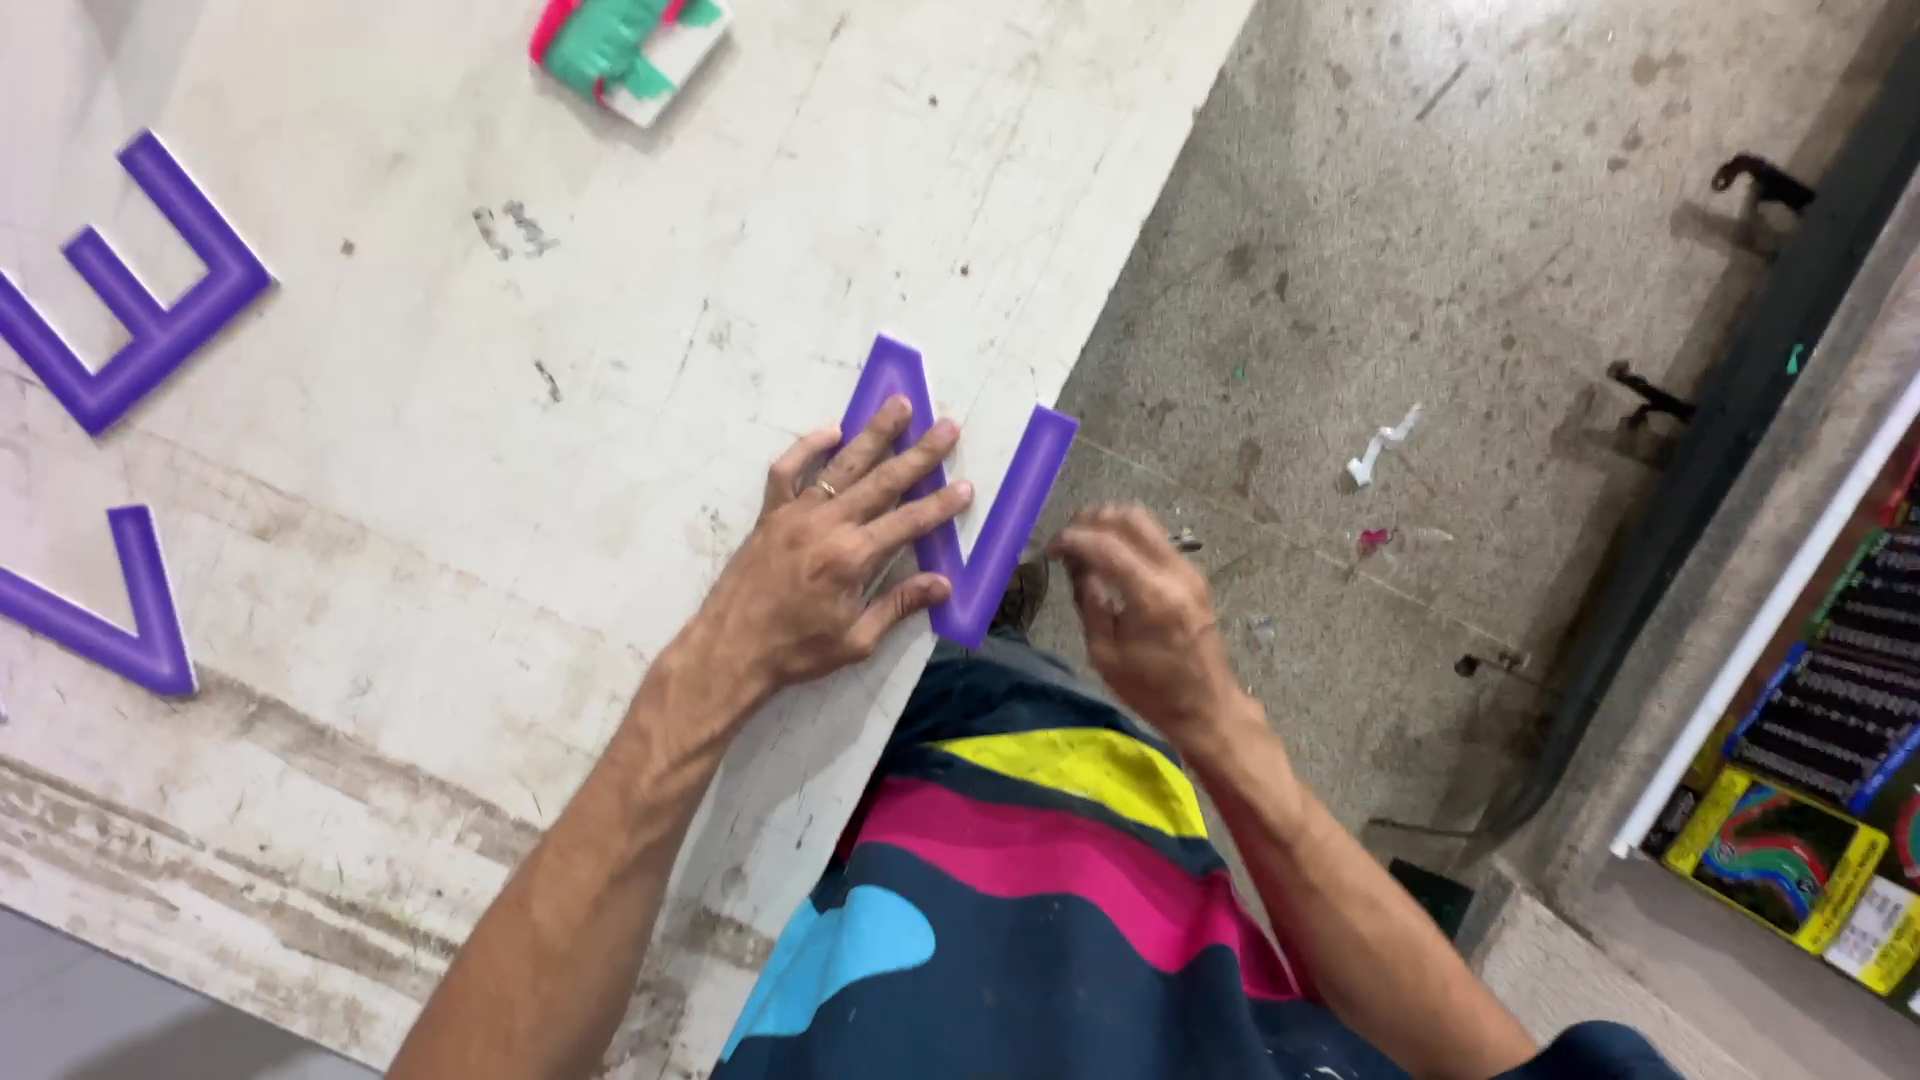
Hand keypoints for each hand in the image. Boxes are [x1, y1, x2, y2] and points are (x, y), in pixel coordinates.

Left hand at [671, 396, 972, 712]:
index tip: (966, 485)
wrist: (728, 651)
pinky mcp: (770, 515)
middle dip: (920, 454)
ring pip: (843, 466)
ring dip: (874, 434)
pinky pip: (788, 471)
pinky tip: (831, 431)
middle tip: (947, 426)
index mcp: (851, 558)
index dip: (941, 505)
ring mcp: (795, 514)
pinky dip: (808, 448)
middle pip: (883, 482)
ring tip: (899, 406)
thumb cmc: (796, 652)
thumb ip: (898, 605)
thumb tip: (943, 584)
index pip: (909, 522)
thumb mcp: (855, 641)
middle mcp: (826, 526)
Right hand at [1046, 503, 1251, 738]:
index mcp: (1150, 596)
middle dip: (1091, 520)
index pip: (1104, 545)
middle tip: (1066, 539)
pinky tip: (1108, 556)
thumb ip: (1088, 601)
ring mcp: (1188, 571)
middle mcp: (1174, 573)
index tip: (1049, 550)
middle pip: (1129, 518)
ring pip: (1145, 522)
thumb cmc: (1151, 690)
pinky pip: (1155, 539)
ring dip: (1110, 524)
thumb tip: (1075, 564)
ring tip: (1084, 542)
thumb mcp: (1104, 653)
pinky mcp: (1192, 576)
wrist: (1207, 707)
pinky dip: (1127, 537)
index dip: (1070, 539)